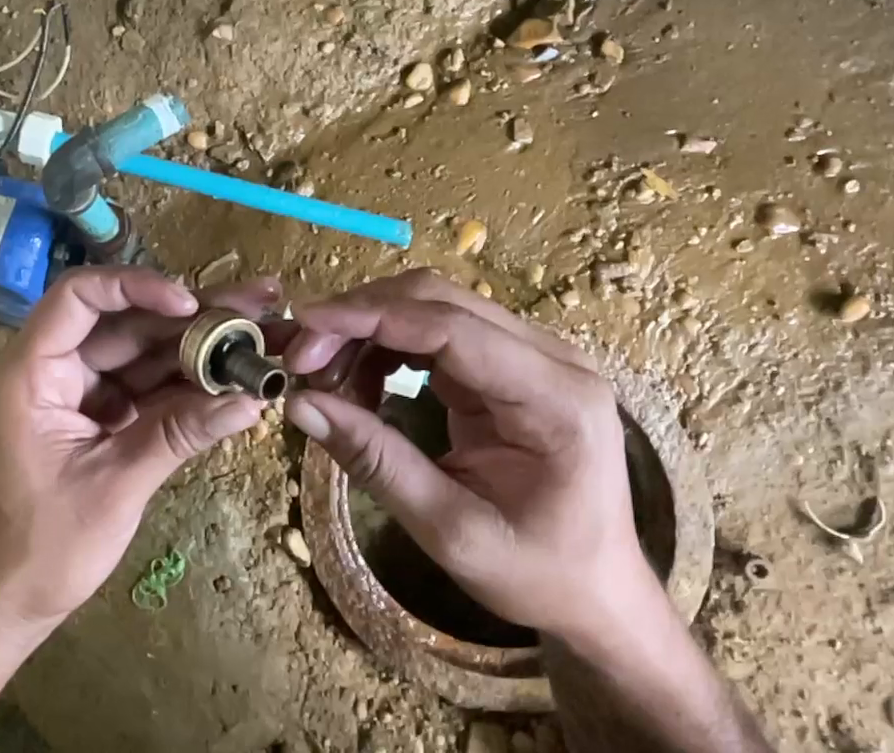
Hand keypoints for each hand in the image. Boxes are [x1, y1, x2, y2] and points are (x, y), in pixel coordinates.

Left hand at [0, 266, 277, 632]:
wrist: (10, 599)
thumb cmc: (44, 546)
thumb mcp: (115, 486)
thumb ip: (179, 435)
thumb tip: (251, 400)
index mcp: (33, 372)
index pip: (79, 298)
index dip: (136, 287)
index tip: (192, 304)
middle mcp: (56, 368)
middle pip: (127, 322)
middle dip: (192, 314)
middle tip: (259, 302)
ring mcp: (82, 391)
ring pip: (145, 352)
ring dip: (200, 343)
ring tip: (263, 329)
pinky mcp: (102, 415)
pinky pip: (149, 386)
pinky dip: (189, 382)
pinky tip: (236, 373)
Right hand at [281, 270, 660, 646]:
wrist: (595, 593)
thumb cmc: (537, 573)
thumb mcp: (450, 530)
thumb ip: (376, 461)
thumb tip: (298, 404)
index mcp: (555, 398)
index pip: (450, 327)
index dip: (369, 317)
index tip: (304, 327)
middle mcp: (551, 358)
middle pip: (437, 300)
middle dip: (358, 318)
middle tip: (299, 360)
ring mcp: (531, 355)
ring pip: (430, 306)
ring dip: (366, 331)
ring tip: (323, 378)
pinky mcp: (508, 364)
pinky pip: (433, 332)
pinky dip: (385, 347)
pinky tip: (357, 383)